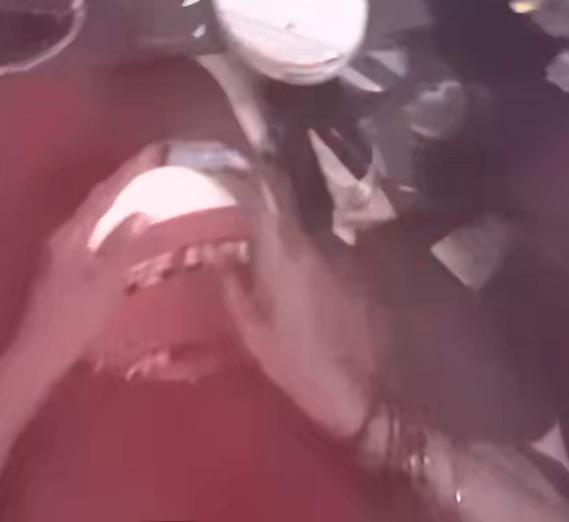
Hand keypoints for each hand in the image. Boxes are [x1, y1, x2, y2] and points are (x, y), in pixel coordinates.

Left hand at [15, 146, 158, 371]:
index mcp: (73, 233)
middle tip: (148, 167)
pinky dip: (109, 222)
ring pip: (93, 215)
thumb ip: (123, 246)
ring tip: (139, 190)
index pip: (104, 194)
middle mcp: (64, 234)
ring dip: (115, 200)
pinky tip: (120, 230)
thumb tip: (140, 212)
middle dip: (122, 181)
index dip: (128, 172)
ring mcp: (61, 249)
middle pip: (96, 200)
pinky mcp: (63, 265)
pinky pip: (91, 231)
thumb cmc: (75, 317)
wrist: (39, 352)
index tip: (151, 153)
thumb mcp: (105, 282)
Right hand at [222, 175, 378, 439]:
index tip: (232, 172)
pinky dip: (309, 252)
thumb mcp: (252, 330)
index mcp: (281, 254)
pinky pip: (323, 250)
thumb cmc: (295, 364)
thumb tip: (209, 246)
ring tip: (271, 248)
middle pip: (283, 212)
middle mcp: (311, 245)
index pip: (262, 203)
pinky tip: (302, 274)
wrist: (359, 396)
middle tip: (245, 213)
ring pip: (304, 230)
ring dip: (287, 232)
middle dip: (264, 206)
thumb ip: (230, 282)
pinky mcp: (355, 272)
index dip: (248, 183)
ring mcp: (338, 256)